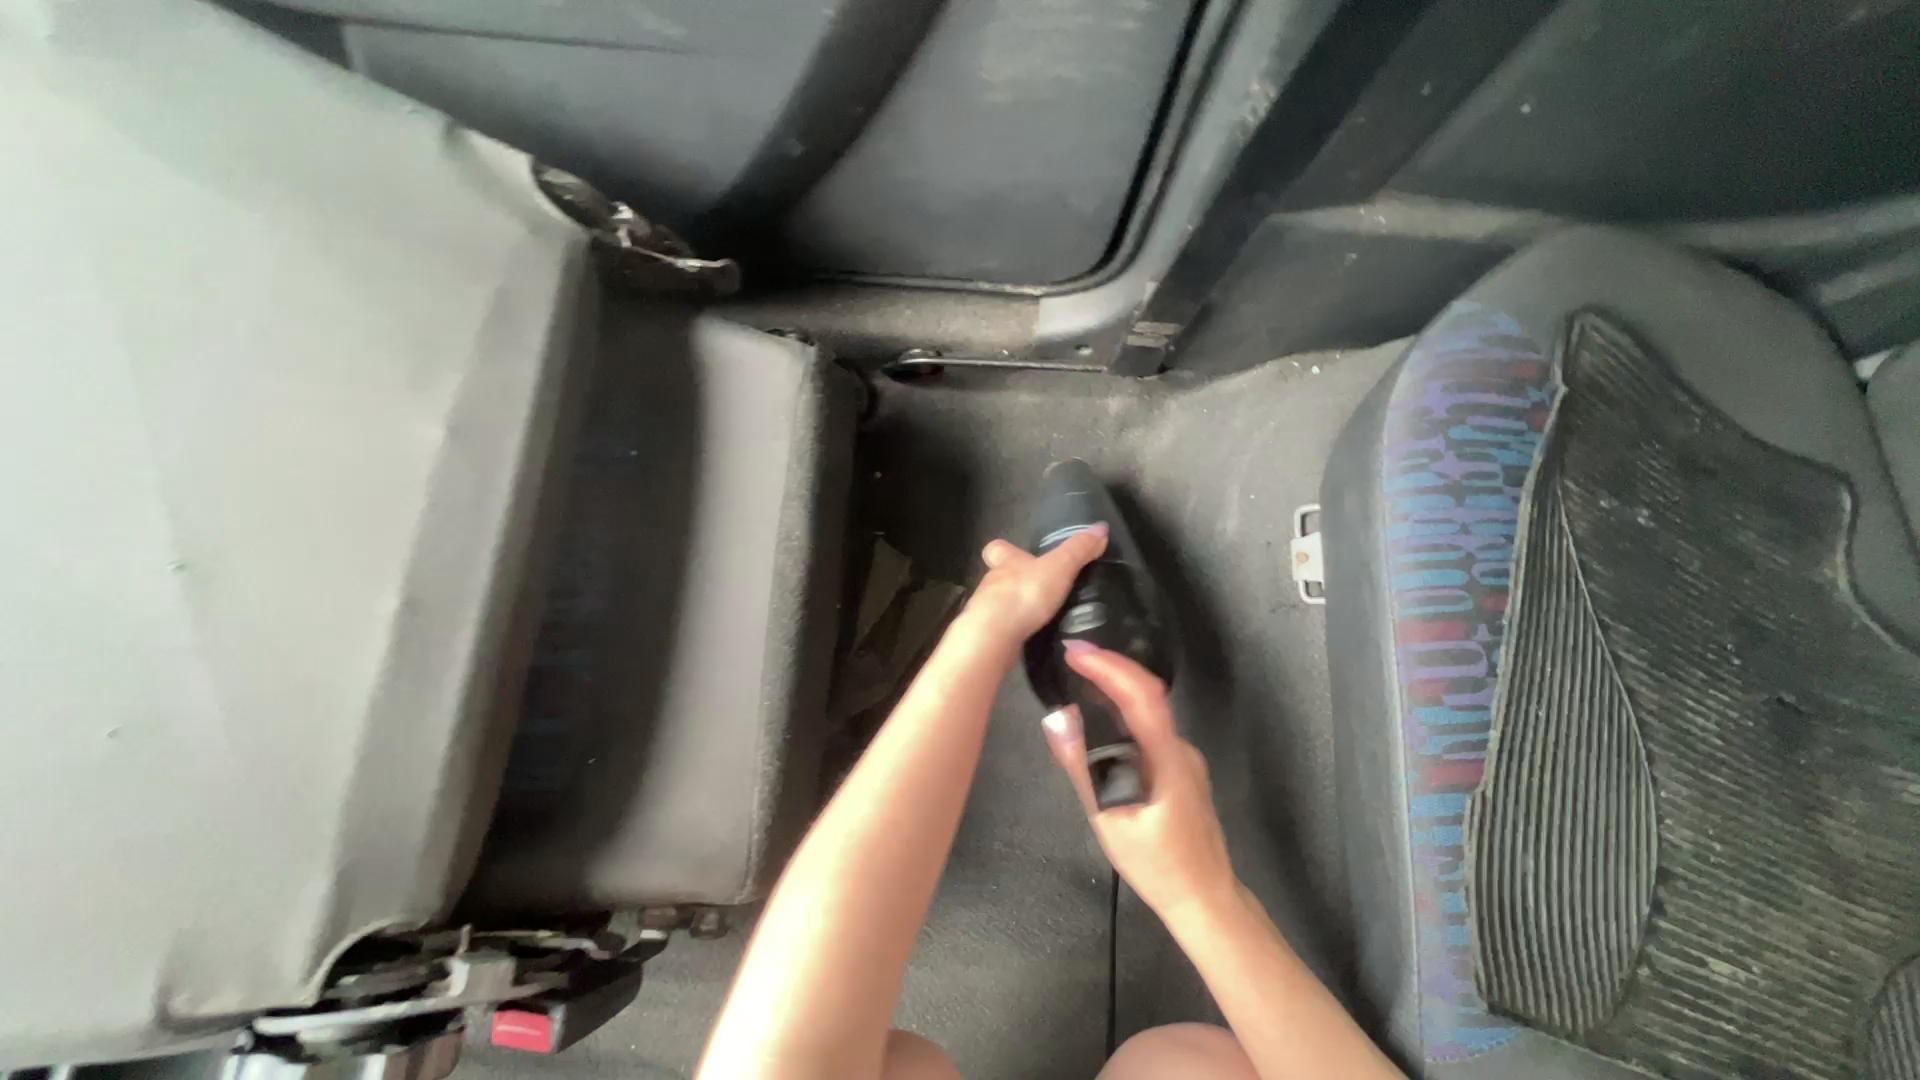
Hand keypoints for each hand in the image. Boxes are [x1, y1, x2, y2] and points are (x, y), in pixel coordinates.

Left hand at [957, 525, 1108, 642]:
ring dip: (1017, 609)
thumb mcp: (1060, 566)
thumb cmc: (1024, 593)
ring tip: (1042, 618)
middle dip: (1016, 583)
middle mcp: (992, 584)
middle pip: (1000, 578)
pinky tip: (1033, 638)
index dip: (1006, 549)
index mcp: (1006, 562)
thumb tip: (1101, 527)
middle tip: (1040, 591)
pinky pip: (1004, 630)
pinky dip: (1016, 633)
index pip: (997, 548)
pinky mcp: (990, 636)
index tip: (1018, 553)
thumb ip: (1079, 550)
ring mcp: (987, 611)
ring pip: (1001, 605)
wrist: (993, 636)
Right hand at [1042, 645, 1236, 920]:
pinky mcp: (1181, 772)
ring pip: (1147, 716)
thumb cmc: (1159, 866)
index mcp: (1167, 757)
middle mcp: (1181, 749)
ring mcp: (1185, 760)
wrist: (1207, 900)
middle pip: (1146, 696)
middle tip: (1071, 661)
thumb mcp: (1110, 820)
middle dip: (1108, 670)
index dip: (1110, 666)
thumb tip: (1058, 720)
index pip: (1141, 694)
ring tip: (1077, 687)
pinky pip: (1149, 735)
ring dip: (1115, 695)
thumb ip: (1084, 768)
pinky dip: (1122, 721)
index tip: (1076, 651)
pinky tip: (1099, 731)